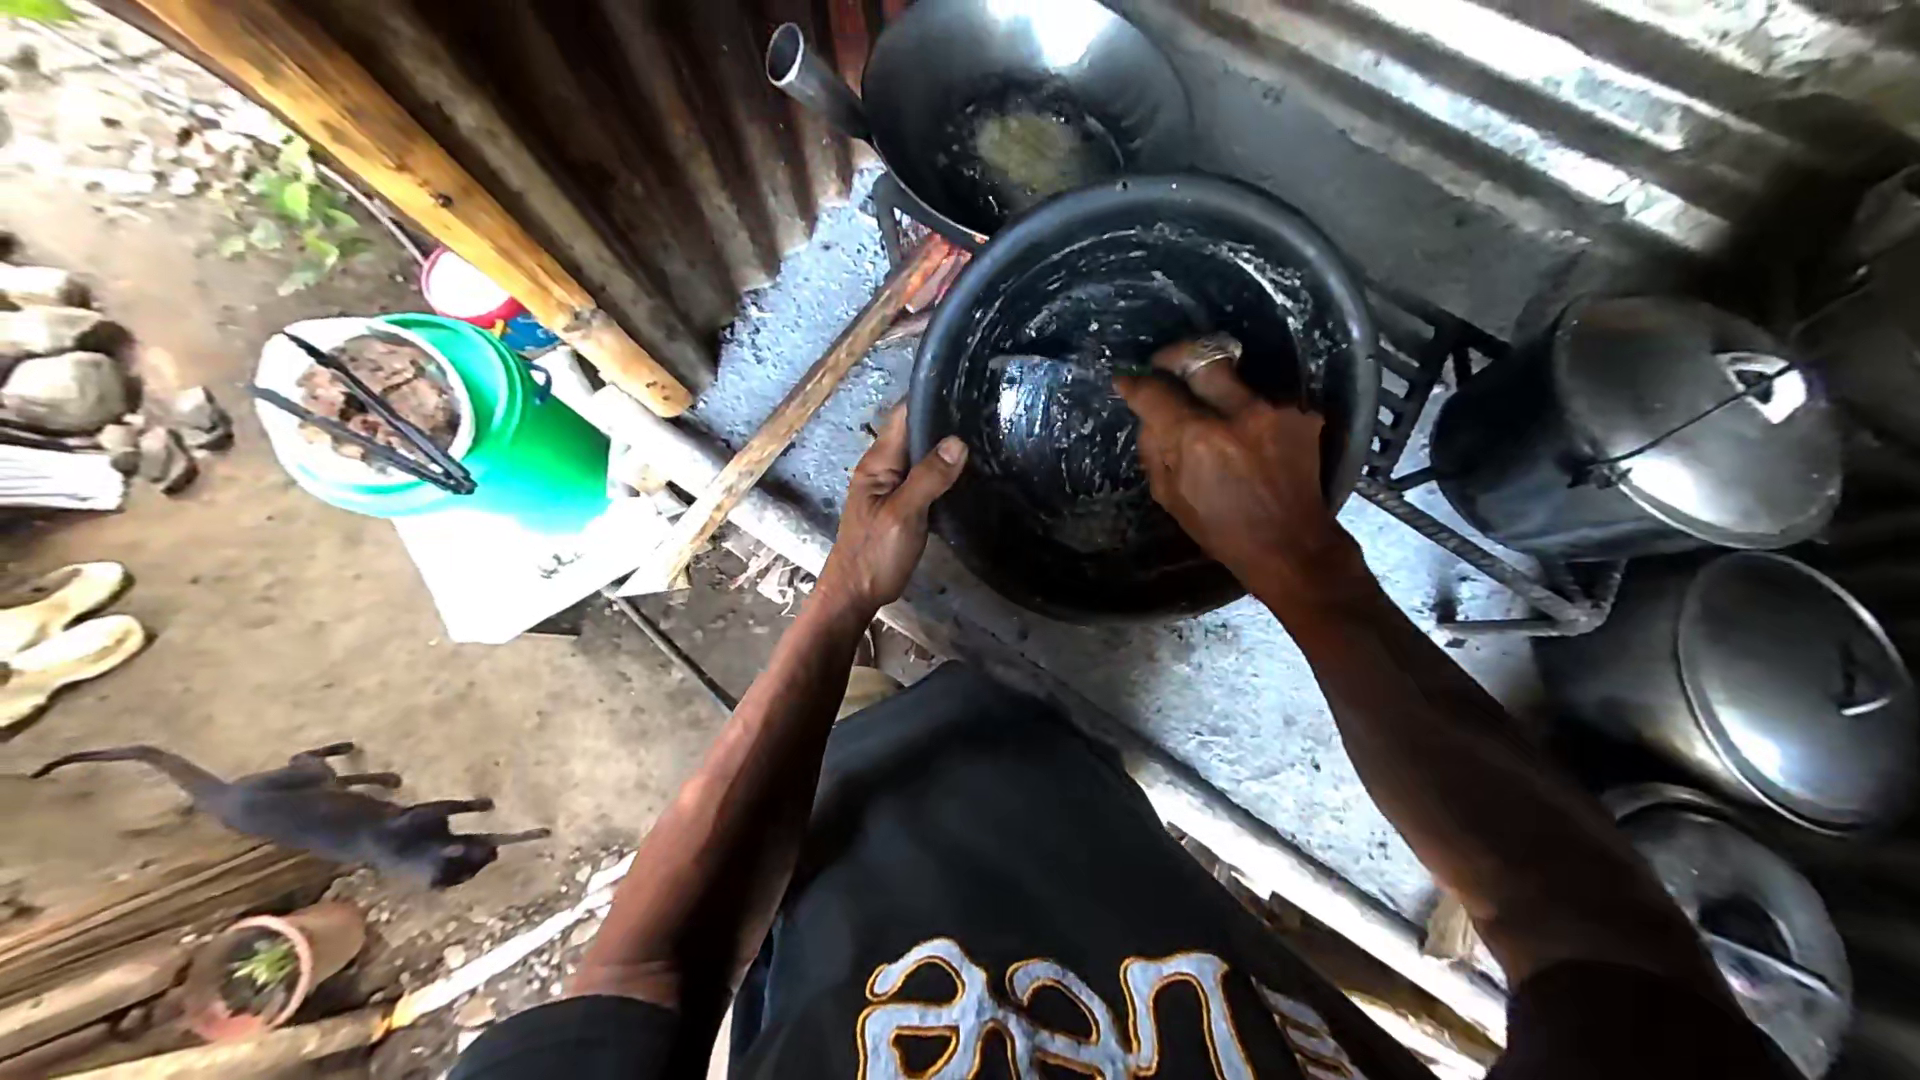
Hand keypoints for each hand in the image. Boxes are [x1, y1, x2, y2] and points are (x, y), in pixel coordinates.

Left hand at [816, 405, 967, 618]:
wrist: (855, 594)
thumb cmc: (874, 554)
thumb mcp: (903, 515)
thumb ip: (928, 478)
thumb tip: (958, 442)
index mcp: (878, 462)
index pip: (904, 416)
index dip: (930, 399)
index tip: (966, 389)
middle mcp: (884, 468)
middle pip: (915, 433)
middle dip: (945, 422)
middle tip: (987, 414)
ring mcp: (892, 487)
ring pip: (922, 457)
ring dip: (946, 448)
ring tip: (986, 437)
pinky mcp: (903, 505)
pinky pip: (925, 479)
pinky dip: (944, 473)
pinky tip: (968, 474)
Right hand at [1114, 340, 1359, 595]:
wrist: (1290, 544)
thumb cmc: (1221, 529)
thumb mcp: (1170, 497)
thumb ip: (1155, 450)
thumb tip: (1150, 418)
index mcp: (1197, 439)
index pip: (1155, 392)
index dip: (1135, 383)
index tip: (1126, 379)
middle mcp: (1237, 414)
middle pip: (1200, 359)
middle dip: (1176, 357)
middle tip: (1165, 365)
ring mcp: (1274, 410)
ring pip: (1233, 379)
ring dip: (1214, 389)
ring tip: (1210, 412)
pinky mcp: (1300, 415)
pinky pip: (1260, 400)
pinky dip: (1245, 413)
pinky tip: (1245, 436)